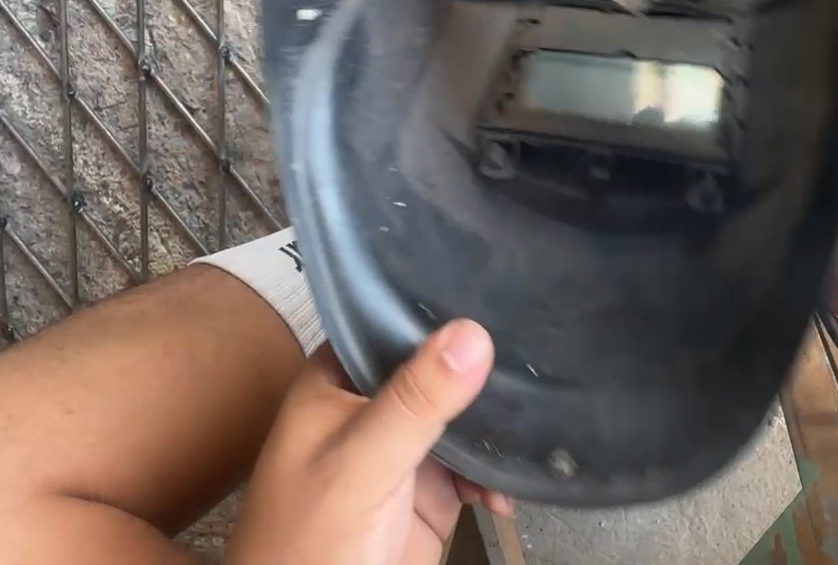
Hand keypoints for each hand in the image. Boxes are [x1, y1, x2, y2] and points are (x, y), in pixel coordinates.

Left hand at [227, 319, 512, 563]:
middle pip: (435, 367)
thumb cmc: (307, 548)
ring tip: (529, 429)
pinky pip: (473, 466)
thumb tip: (472, 333)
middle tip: (529, 360)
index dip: (440, 311)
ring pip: (461, 415)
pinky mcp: (428, 492)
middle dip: (479, 370)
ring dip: (492, 426)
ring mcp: (401, 449)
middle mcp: (371, 404)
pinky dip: (494, 475)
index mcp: (338, 380)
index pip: (393, 322)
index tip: (494, 297)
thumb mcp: (361, 464)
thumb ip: (415, 401)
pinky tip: (504, 492)